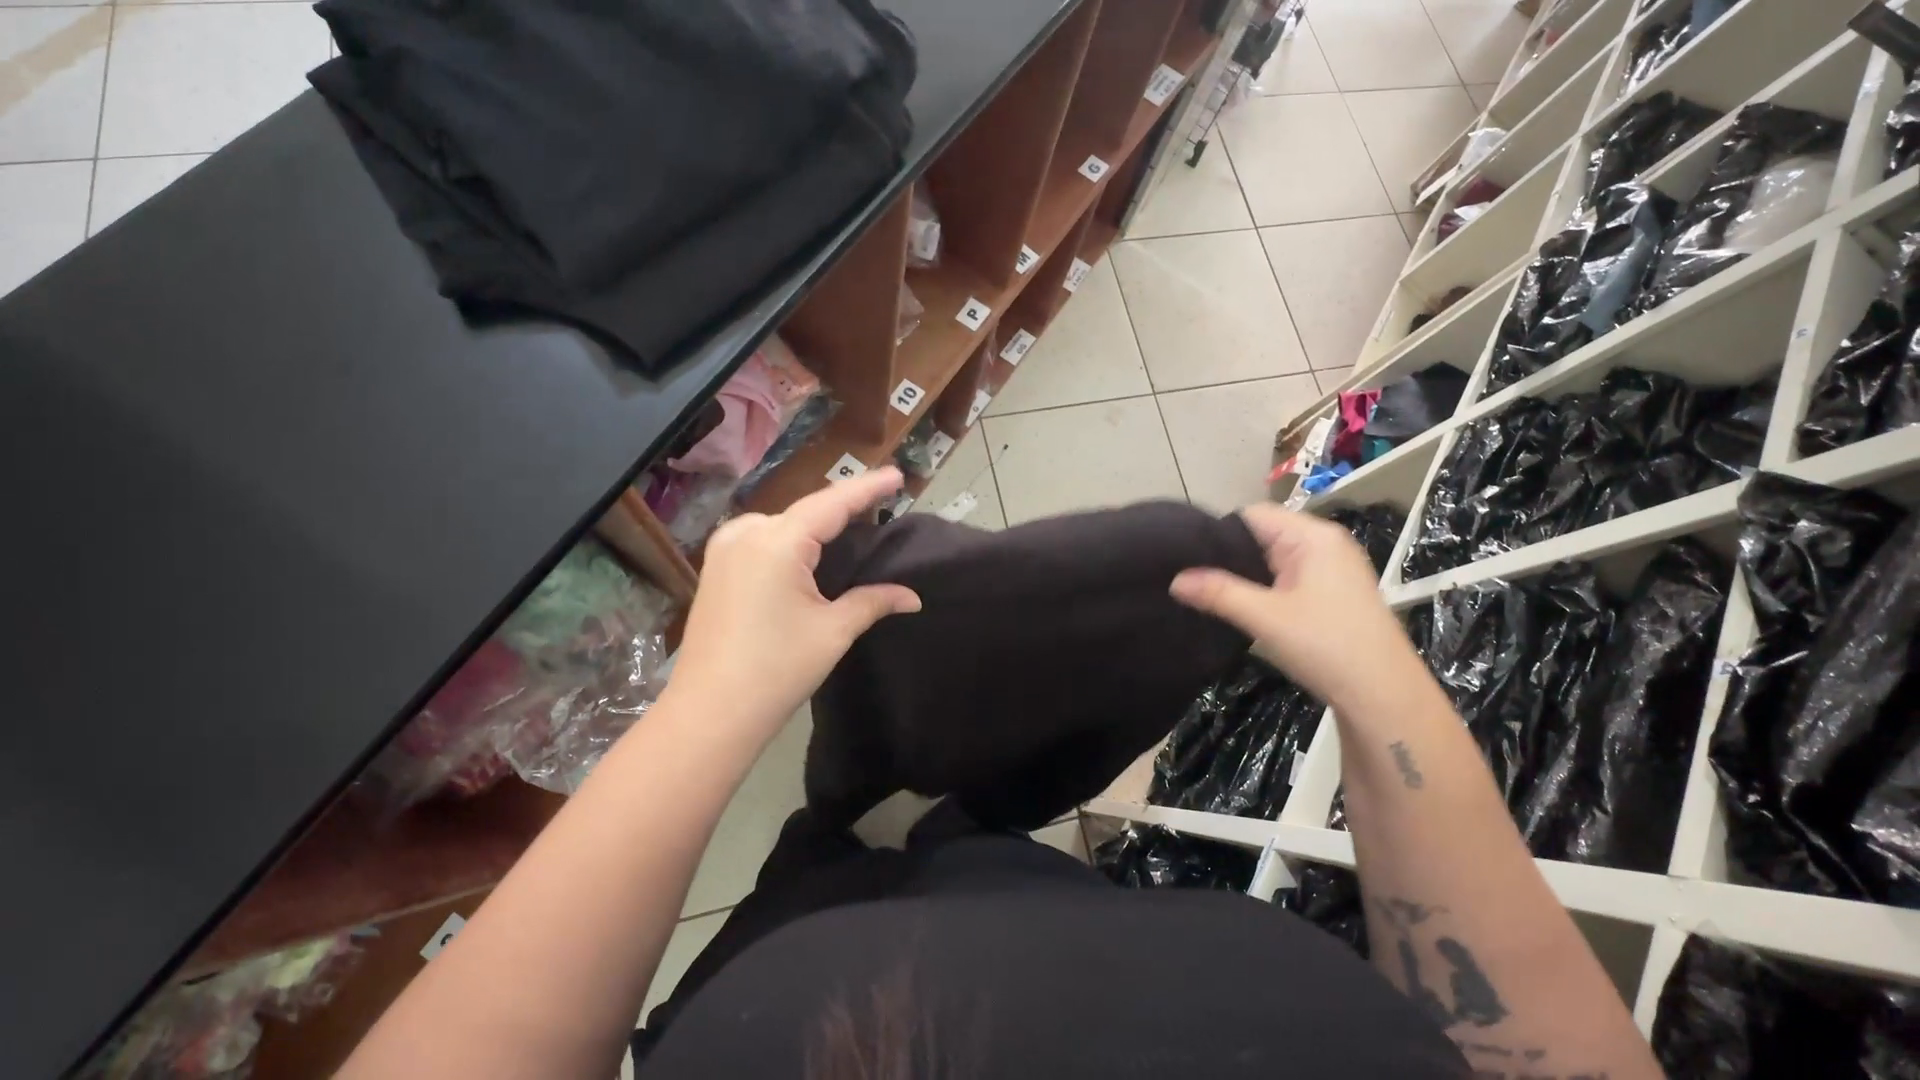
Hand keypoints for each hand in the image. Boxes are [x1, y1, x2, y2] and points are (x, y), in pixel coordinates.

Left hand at [665, 467, 920, 738]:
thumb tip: (912, 597)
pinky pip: (760, 540)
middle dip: (842, 507)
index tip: (898, 474)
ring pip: (781, 524)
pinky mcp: (715, 570)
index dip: (868, 489)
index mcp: (776, 543)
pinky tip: (809, 550)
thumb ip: (872, 601)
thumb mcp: (832, 632)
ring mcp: (724, 551)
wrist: (710, 713)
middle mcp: (745, 534)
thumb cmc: (777, 671)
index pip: (832, 504)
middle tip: (882, 503)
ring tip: (852, 524)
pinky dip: (790, 539)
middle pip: (805, 511)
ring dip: (814, 523)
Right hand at [1169, 504, 1426, 713]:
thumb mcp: (1265, 618)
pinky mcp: (1334, 595)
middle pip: (1263, 536)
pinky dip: (1265, 591)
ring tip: (1209, 596)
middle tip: (1190, 580)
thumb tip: (1175, 580)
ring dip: (1246, 578)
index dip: (1217, 534)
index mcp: (1312, 536)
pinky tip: (1244, 611)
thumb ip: (1218, 593)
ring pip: (1274, 561)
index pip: (1252, 515)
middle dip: (1229, 557)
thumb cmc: (1326, 646)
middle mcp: (1325, 544)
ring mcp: (1333, 570)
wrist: (1384, 695)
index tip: (1185, 559)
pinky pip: (1288, 580)